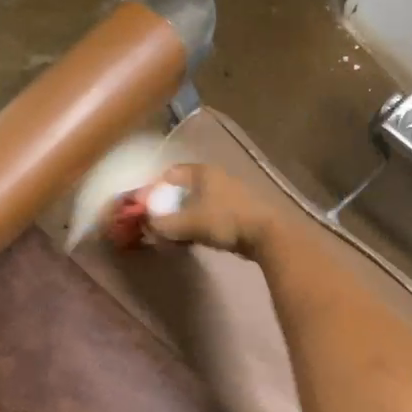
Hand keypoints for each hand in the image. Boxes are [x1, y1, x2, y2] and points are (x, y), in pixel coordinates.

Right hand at [123, 163, 276, 258]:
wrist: (266, 235)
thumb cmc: (225, 220)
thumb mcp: (188, 223)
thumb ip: (163, 223)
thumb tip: (147, 225)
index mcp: (202, 172)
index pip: (169, 174)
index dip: (154, 189)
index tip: (146, 208)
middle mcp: (214, 177)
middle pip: (182, 189)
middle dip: (167, 207)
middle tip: (156, 224)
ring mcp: (227, 194)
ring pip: (195, 203)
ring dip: (181, 218)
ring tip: (172, 235)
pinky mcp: (236, 210)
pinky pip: (208, 214)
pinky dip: (196, 225)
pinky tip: (190, 239)